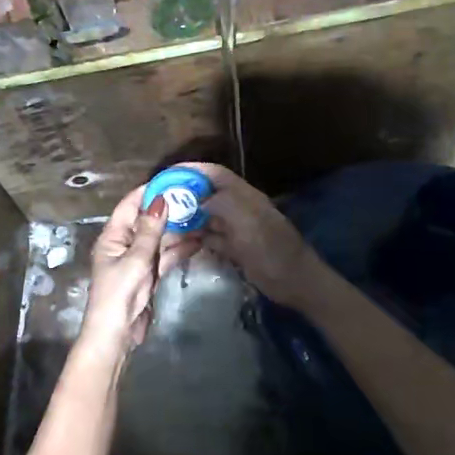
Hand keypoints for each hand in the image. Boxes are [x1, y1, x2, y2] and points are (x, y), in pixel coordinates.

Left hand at [82, 185, 197, 348]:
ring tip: (202, 218)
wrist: (117, 333)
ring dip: (178, 231)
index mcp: (112, 237)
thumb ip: (149, 230)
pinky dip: (179, 250)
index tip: (171, 181)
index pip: (129, 206)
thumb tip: (160, 200)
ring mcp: (137, 261)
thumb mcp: (136, 259)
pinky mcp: (149, 275)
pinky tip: (198, 242)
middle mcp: (124, 245)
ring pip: (159, 240)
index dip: (148, 192)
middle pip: (147, 222)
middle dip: (169, 211)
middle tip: (194, 199)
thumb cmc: (119, 293)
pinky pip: (165, 257)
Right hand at [177, 162, 326, 308]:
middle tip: (158, 202)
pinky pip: (211, 238)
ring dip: (187, 218)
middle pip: (208, 195)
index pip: (215, 174)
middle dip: (184, 195)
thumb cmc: (272, 250)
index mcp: (245, 197)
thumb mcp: (248, 223)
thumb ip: (223, 204)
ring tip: (163, 223)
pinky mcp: (236, 248)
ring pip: (207, 217)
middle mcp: (240, 208)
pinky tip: (178, 242)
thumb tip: (199, 201)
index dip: (192, 170)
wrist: (296, 283)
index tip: (166, 175)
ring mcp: (238, 229)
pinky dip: (196, 238)